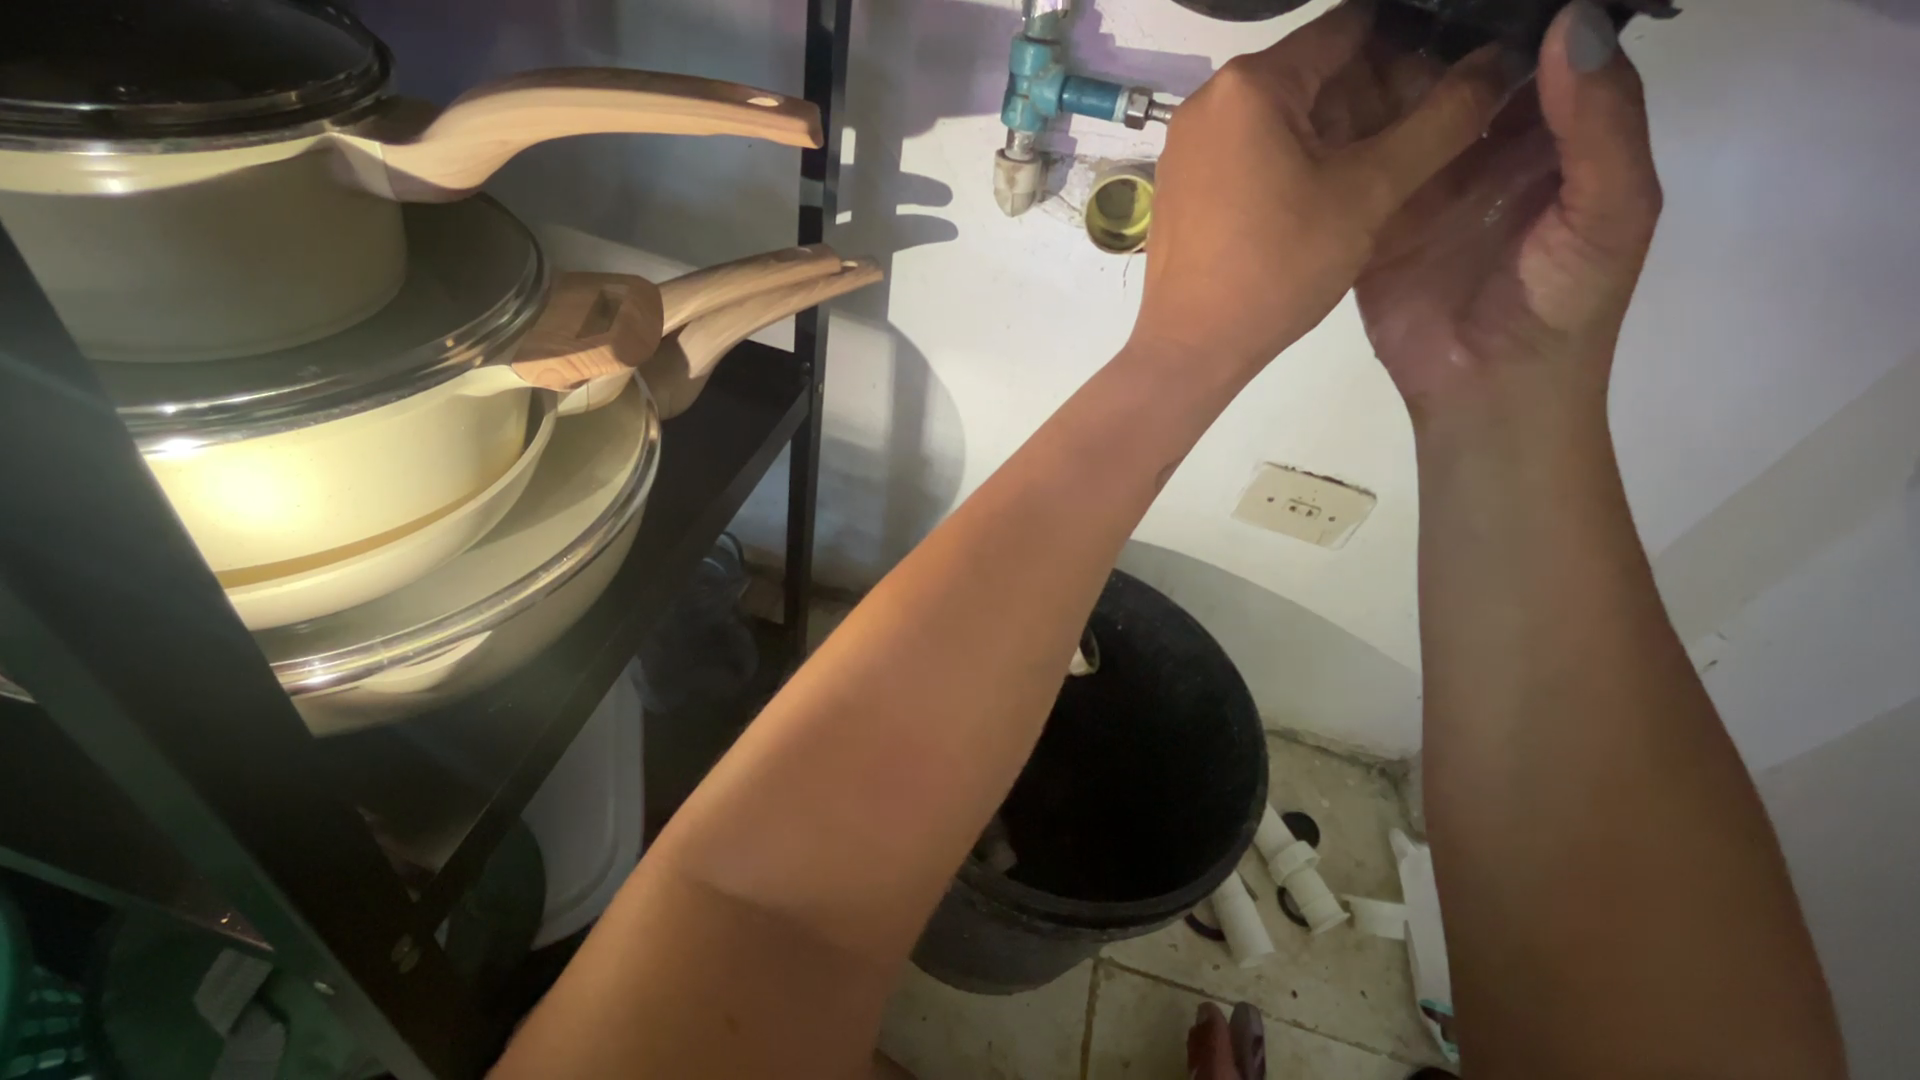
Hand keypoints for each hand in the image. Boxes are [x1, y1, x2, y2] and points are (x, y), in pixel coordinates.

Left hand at [1134, 1, 1512, 370]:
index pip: (1350, 29)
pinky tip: (1327, 196)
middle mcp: (1209, 100)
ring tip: (1385, 171)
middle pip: (1315, 72)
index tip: (1451, 73)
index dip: (1410, 43)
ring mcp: (1188, 146)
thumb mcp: (1367, 193)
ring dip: (1339, 133)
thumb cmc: (1276, 267)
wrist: (1191, 348)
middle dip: (1376, 96)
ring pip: (1283, 115)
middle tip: (1426, 134)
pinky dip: (1294, 160)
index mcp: (1250, 83)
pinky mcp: (1183, 185)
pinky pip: (1250, 151)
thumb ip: (1439, 122)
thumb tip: (1495, 65)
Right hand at [1355, 0, 1662, 417]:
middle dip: (1438, 34)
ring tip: (1354, 33)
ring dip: (1384, 76)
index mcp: (1556, 134)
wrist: (1484, 392)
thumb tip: (1571, 18)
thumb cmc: (1562, 303)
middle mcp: (1487, 148)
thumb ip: (1602, 120)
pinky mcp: (1373, 219)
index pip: (1540, 49)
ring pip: (1406, 112)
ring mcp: (1424, 183)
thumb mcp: (1612, 208)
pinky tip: (1319, 101)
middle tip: (1395, 1)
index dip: (1519, 12)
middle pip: (1462, 72)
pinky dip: (1344, 136)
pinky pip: (1361, 168)